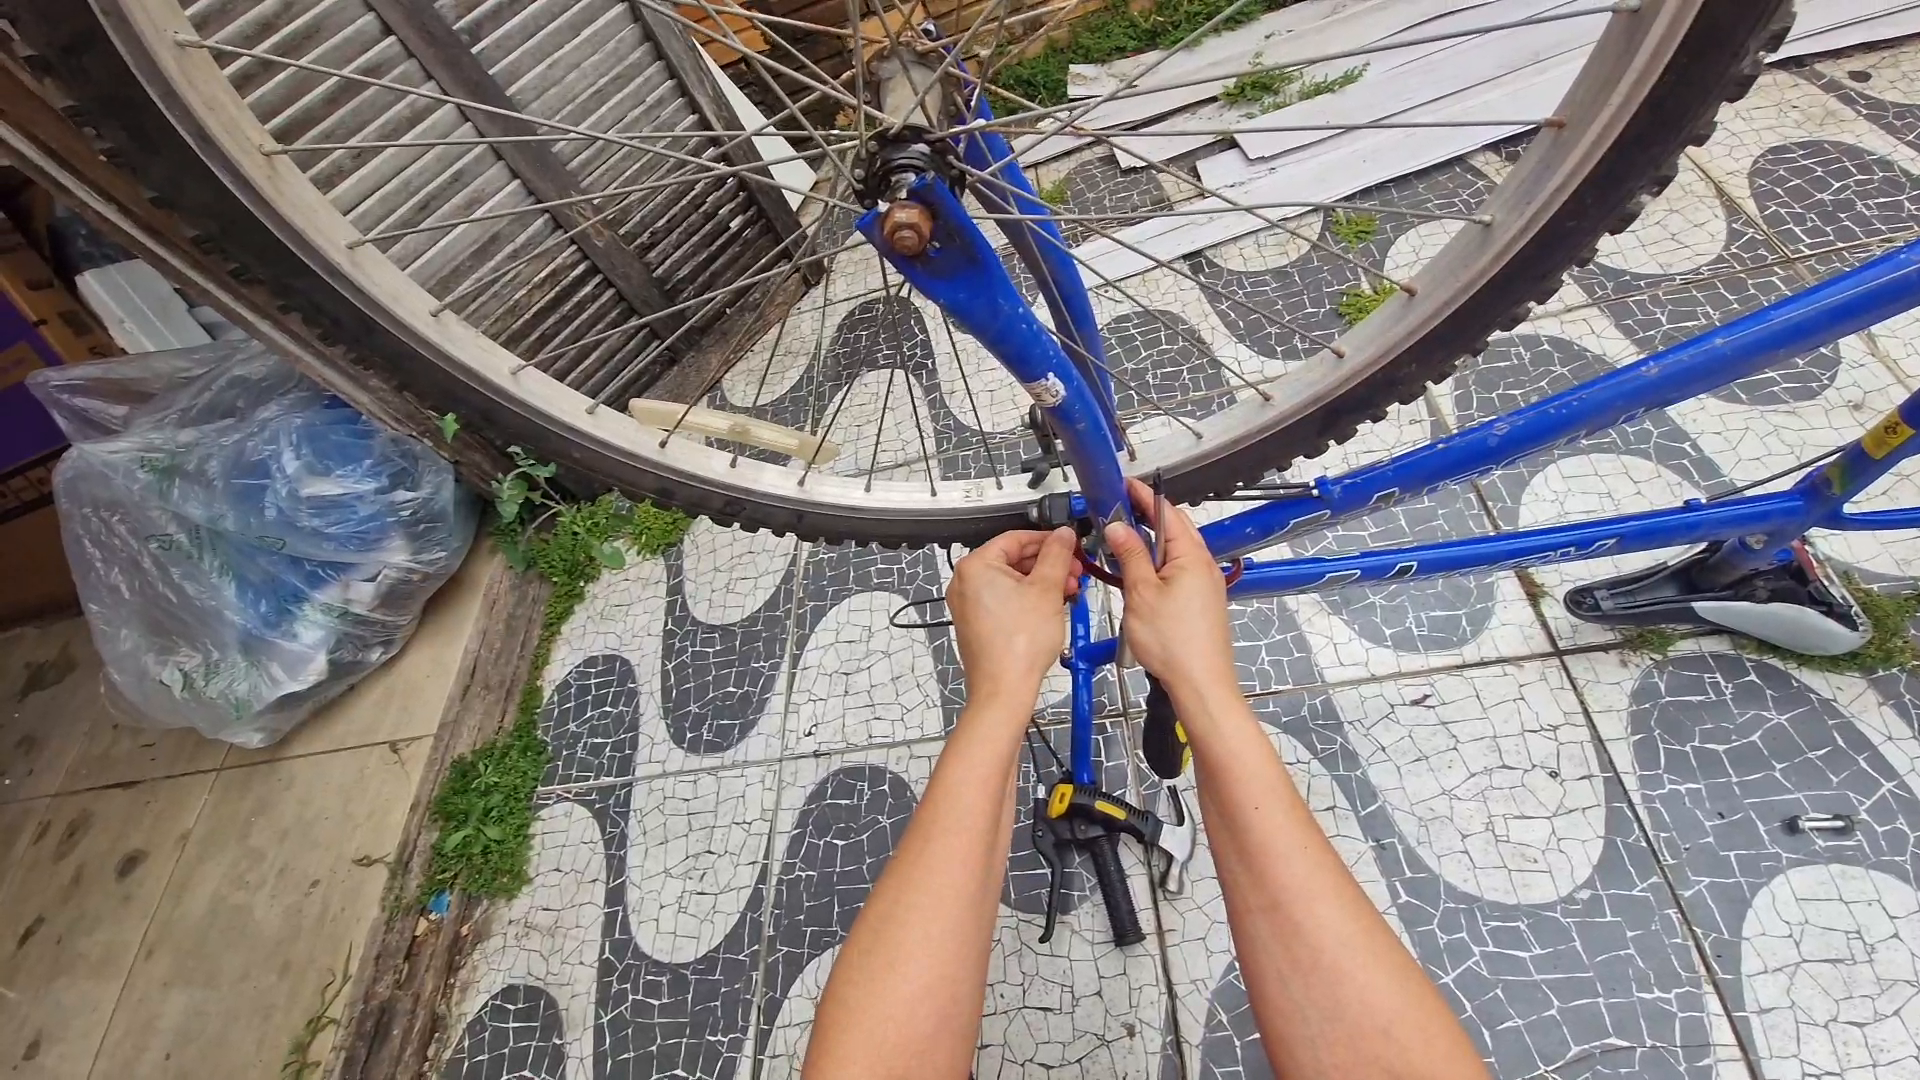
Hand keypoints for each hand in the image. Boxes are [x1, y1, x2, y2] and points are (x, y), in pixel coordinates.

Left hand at [947, 527, 1081, 708]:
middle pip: (1013, 559)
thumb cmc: (1018, 645)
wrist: (1005, 688)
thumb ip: (1056, 555)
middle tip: (1073, 570)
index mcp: (975, 566)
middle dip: (1047, 564)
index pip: (1015, 538)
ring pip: (1012, 581)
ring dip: (1042, 582)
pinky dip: (1028, 598)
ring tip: (1068, 591)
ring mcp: (969, 604)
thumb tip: (1062, 535)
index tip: (1068, 543)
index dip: (1046, 540)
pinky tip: (1052, 605)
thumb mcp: (1046, 589)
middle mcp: (966, 582)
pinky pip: (1005, 599)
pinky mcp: (978, 622)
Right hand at [1103, 479, 1234, 696]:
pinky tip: (1141, 570)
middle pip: (1174, 528)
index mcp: (1192, 556)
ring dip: (1151, 540)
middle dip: (1146, 515)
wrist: (1200, 683)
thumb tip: (1118, 527)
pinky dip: (1158, 561)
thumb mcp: (1141, 593)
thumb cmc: (1174, 642)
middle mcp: (1204, 565)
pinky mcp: (1202, 600)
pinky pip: (1179, 569)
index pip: (1166, 512)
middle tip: (1119, 508)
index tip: (1124, 486)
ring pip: (1175, 550)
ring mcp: (1205, 583)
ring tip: (1124, 537)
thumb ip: (1130, 556)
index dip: (1143, 497)